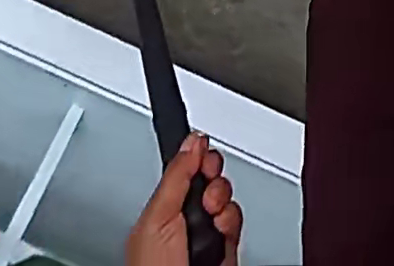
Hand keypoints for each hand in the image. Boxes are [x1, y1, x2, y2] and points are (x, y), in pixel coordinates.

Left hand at [126, 133, 241, 265]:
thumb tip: (192, 140)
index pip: (185, 168)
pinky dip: (232, 223)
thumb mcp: (157, 216)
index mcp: (160, 211)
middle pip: (210, 179)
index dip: (197, 156)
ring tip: (212, 217)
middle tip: (207, 191)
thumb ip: (176, 174)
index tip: (202, 152)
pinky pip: (236, 223)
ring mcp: (205, 238)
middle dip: (214, 179)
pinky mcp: (225, 252)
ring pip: (226, 199)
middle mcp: (182, 223)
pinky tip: (221, 232)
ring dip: (223, 202)